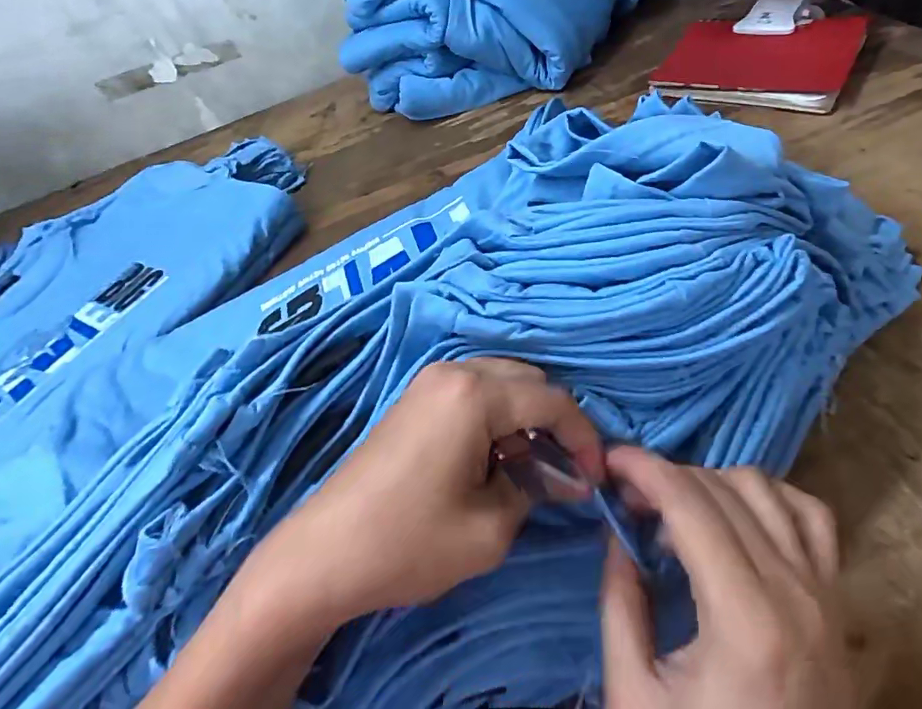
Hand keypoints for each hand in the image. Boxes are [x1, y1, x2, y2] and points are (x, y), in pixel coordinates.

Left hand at [242, 358, 601, 630]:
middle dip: (553, 421)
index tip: (596, 477)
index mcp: (474, 393)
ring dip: (523, 417)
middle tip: (562, 472)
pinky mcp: (413, 398)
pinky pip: (471, 392)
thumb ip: (534, 488)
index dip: (583, 437)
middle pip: (526, 379)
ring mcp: (427, 381)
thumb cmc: (411, 540)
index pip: (552, 399)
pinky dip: (495, 416)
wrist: (326, 551)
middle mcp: (452, 371)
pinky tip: (492, 459)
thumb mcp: (490, 527)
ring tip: (528, 469)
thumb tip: (562, 475)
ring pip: (499, 382)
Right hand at [601, 448, 855, 708]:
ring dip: (711, 483)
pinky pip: (810, 516)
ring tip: (677, 514)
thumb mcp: (635, 692)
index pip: (689, 503)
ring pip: (765, 489)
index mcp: (744, 619)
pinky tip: (737, 516)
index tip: (607, 460)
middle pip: (721, 489)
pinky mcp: (838, 604)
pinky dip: (769, 498)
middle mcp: (793, 592)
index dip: (643, 468)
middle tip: (629, 498)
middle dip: (666, 476)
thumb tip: (618, 532)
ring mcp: (824, 595)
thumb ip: (620, 602)